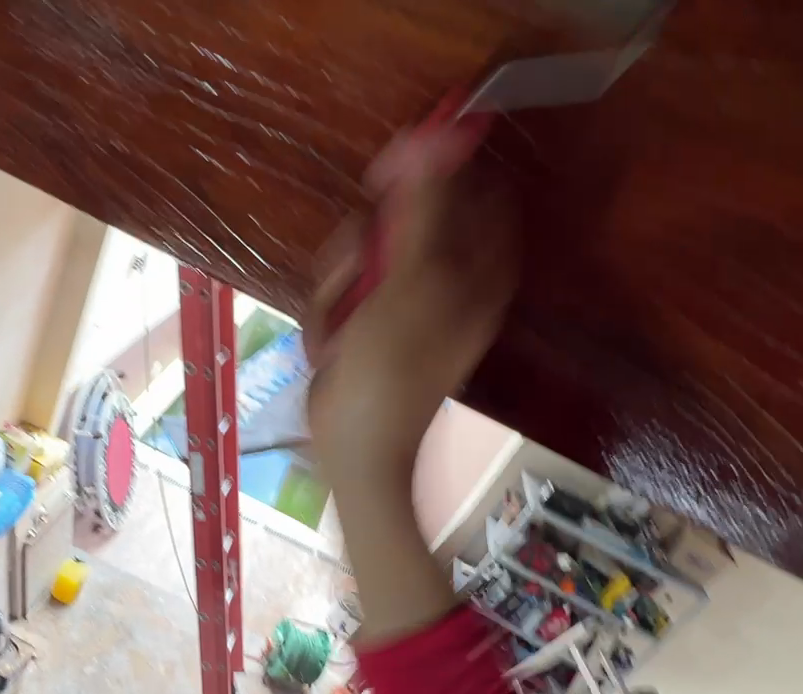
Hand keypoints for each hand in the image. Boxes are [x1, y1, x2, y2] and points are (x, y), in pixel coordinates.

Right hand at [301, 129, 518, 644]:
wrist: (354, 450)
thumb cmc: (389, 374)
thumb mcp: (410, 284)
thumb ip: (425, 207)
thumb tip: (444, 132)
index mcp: (475, 269)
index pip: (463, 190)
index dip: (426, 174)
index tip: (384, 177)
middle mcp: (442, 281)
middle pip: (399, 220)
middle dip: (361, 249)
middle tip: (353, 277)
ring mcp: (401, 304)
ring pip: (359, 255)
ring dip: (336, 289)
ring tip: (340, 333)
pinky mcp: (366, 326)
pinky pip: (340, 293)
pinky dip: (328, 317)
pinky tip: (332, 349)